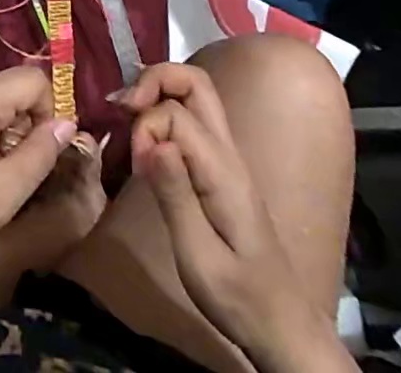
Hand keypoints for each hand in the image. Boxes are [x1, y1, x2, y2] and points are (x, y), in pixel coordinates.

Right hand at [116, 64, 336, 366]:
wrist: (279, 321)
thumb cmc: (237, 296)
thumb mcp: (198, 257)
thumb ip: (175, 195)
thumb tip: (153, 141)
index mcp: (222, 169)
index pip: (175, 114)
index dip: (145, 128)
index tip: (133, 165)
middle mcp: (227, 150)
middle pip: (195, 82)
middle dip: (154, 79)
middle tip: (121, 107)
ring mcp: (225, 155)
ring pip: (195, 93)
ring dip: (158, 91)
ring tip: (125, 115)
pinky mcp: (218, 165)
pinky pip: (191, 117)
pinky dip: (163, 108)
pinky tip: (142, 133)